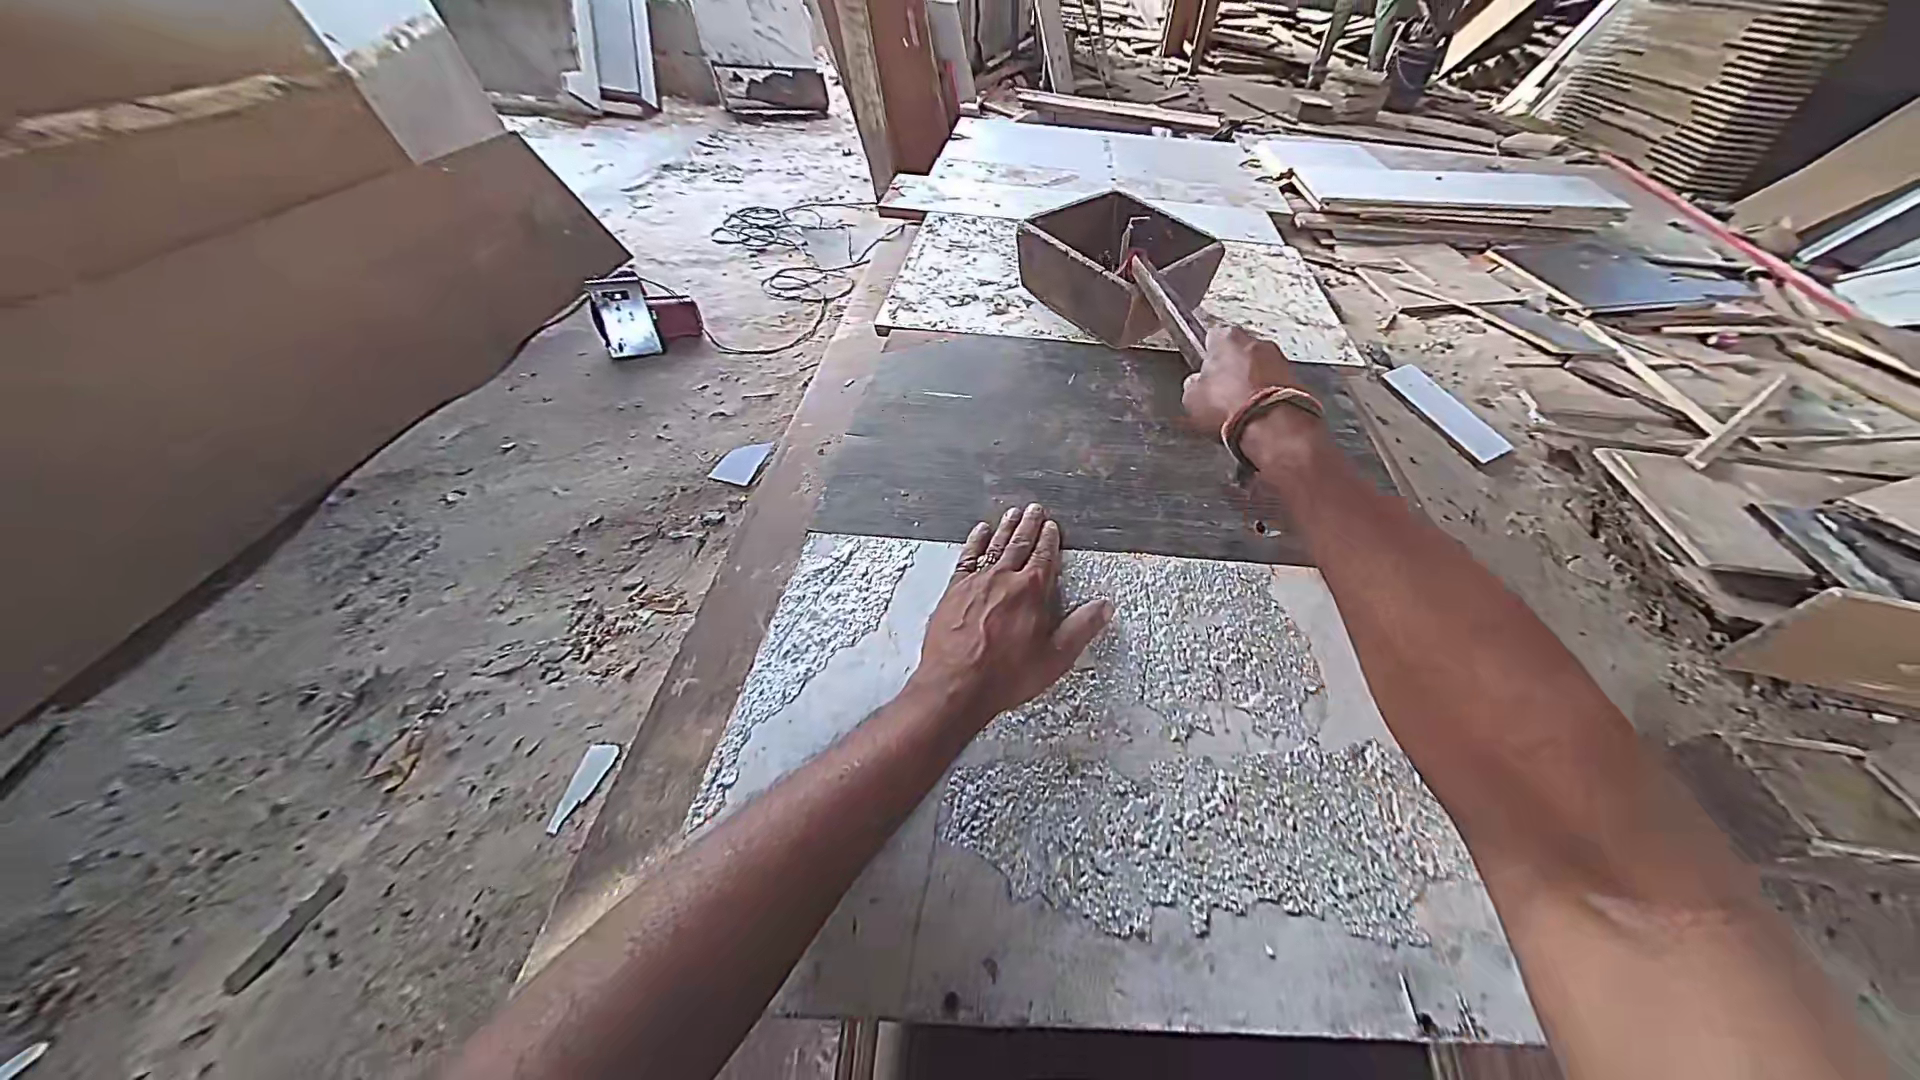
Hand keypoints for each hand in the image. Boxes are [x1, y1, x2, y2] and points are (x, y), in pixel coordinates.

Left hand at [907, 504, 1111, 732]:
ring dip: (1005, 528)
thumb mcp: (1054, 657)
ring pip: (994, 546)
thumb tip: (1103, 607)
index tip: (1052, 527)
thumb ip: (1081, 628)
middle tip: (1034, 510)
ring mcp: (976, 582)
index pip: (1044, 556)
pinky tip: (979, 533)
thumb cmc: (1004, 675)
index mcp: (1031, 591)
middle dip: (1029, 525)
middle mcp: (1004, 579)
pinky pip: (967, 557)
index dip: (1050, 539)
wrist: (955, 684)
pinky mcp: (954, 590)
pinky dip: (975, 542)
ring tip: (1012, 513)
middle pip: (1019, 544)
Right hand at [1182, 324, 1324, 470]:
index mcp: (1227, 338)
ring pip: (1258, 367)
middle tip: (1219, 392)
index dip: (1206, 354)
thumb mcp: (1191, 398)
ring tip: (1238, 407)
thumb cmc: (1231, 405)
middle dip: (1231, 368)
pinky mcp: (1295, 380)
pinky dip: (1265, 395)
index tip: (1203, 368)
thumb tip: (1195, 384)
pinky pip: (1273, 384)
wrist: (1270, 425)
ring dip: (1250, 382)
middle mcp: (1257, 342)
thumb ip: (1192, 384)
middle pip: (1239, 351)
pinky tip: (1255, 413)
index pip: (1212, 336)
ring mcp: (1279, 359)